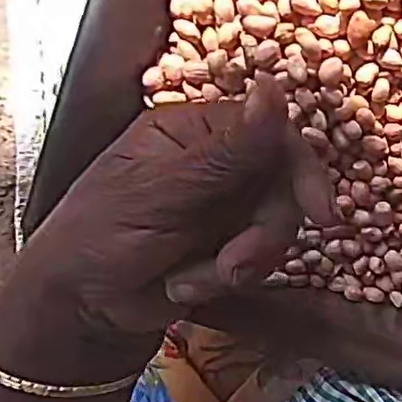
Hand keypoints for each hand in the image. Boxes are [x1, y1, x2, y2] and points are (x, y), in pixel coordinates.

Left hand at [0, 77, 334, 384]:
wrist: (79, 312)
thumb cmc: (98, 239)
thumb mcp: (161, 193)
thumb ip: (227, 151)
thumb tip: (274, 89)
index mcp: (195, 132)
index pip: (272, 135)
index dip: (302, 173)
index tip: (322, 213)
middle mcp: (220, 162)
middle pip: (285, 187)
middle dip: (264, 234)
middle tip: (234, 266)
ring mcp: (228, 204)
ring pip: (278, 226)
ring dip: (244, 261)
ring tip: (190, 281)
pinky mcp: (232, 242)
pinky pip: (265, 256)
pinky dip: (232, 277)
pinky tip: (188, 285)